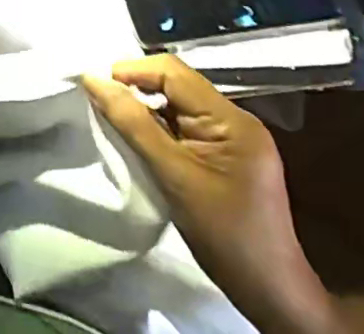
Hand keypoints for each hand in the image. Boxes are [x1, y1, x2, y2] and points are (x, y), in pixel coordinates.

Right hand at [83, 56, 344, 333]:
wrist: (270, 291)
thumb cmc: (223, 232)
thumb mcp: (171, 174)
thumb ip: (132, 122)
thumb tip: (92, 79)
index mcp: (231, 119)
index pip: (173, 73)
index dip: (132, 71)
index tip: (97, 87)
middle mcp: (236, 120)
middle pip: (175, 85)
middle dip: (136, 89)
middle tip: (101, 104)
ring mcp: (234, 138)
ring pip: (177, 105)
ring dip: (145, 109)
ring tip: (116, 122)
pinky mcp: (228, 156)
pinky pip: (185, 126)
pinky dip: (158, 127)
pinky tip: (141, 142)